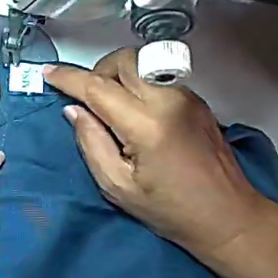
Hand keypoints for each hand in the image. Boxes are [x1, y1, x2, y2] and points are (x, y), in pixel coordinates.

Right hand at [44, 47, 277, 258]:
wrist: (228, 217)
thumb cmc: (171, 210)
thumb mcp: (118, 186)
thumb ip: (91, 143)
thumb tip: (75, 111)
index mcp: (147, 126)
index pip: (98, 88)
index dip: (68, 78)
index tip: (48, 73)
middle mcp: (170, 101)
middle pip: (124, 60)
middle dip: (98, 71)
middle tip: (87, 100)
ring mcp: (187, 97)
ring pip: (142, 64)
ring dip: (118, 76)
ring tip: (111, 109)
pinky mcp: (196, 101)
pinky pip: (157, 77)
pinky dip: (137, 85)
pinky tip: (134, 115)